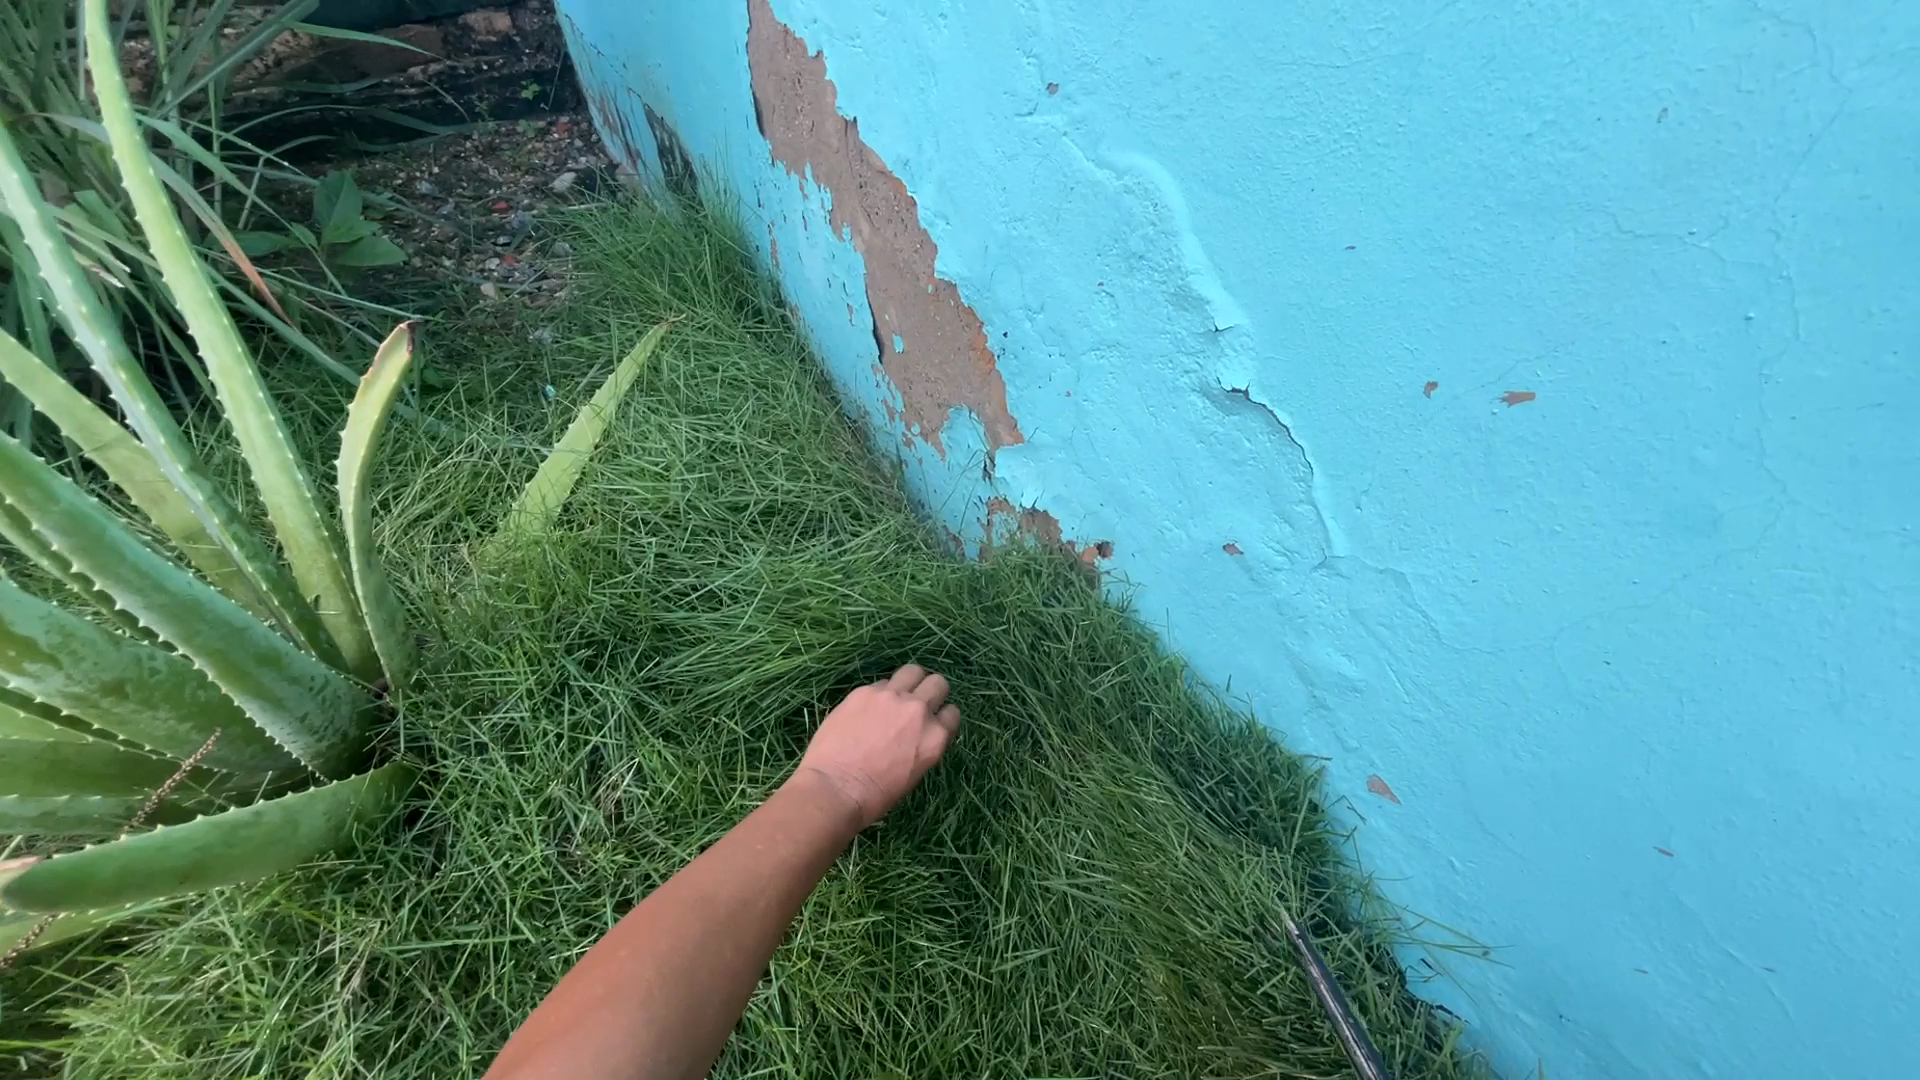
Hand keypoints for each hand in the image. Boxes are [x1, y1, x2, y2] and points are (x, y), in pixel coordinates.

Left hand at [791, 664, 960, 828]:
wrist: (836, 789)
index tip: (930, 723)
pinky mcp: (865, 691)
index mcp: (935, 737)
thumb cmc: (876, 795)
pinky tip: (867, 709)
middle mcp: (918, 711)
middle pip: (938, 684)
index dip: (941, 717)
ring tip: (896, 696)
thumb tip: (916, 732)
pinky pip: (881, 683)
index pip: (952, 713)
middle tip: (916, 705)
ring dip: (909, 683)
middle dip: (930, 693)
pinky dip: (879, 693)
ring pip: (913, 672)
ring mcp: (891, 697)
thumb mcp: (914, 773)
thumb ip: (923, 744)